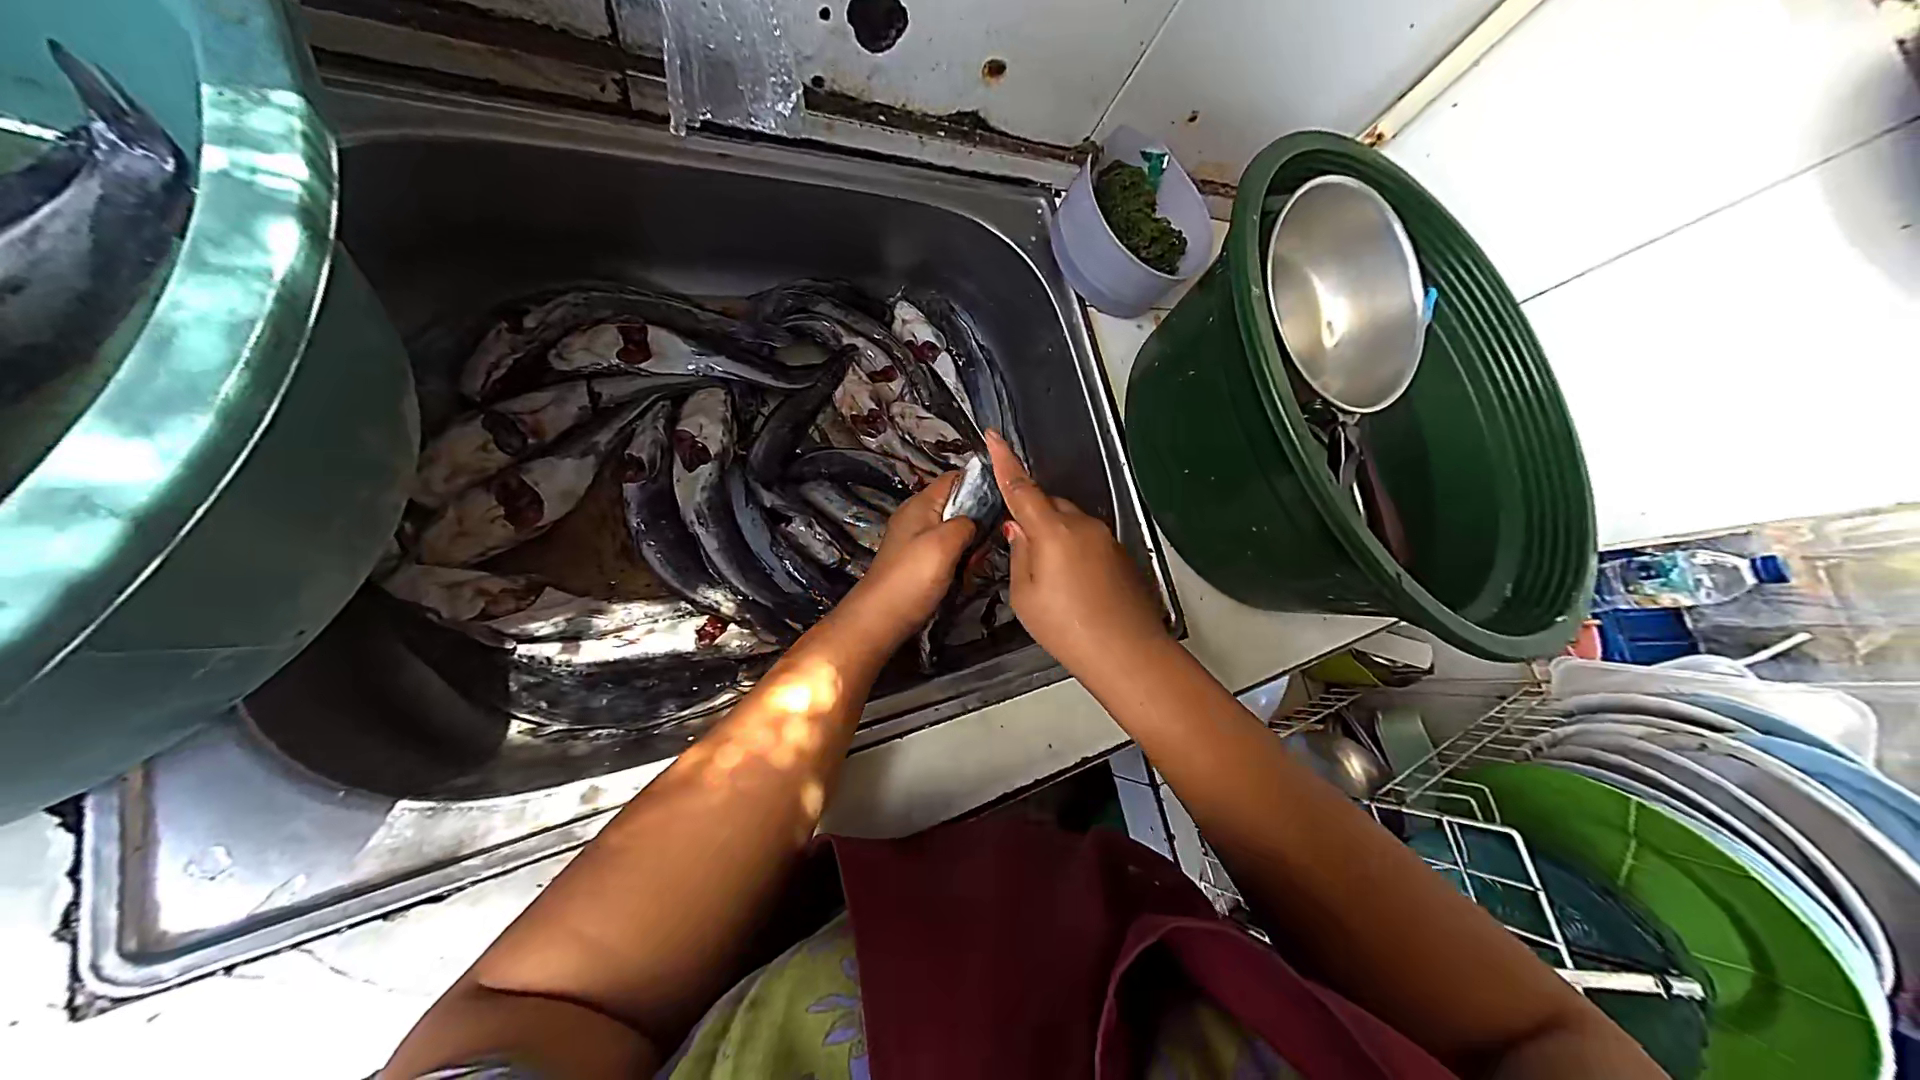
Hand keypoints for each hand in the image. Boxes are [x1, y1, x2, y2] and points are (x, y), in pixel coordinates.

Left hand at [838, 471, 975, 644]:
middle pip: (958, 507)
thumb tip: (976, 520)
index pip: (955, 478)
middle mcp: (918, 517)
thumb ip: (965, 523)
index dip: (980, 483)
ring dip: (970, 547)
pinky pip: (948, 553)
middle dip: (978, 522)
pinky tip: (964, 577)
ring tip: (975, 563)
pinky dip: (960, 562)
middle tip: (988, 543)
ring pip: (956, 533)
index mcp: (920, 504)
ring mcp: (918, 541)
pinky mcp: (920, 562)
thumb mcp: (943, 543)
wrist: (880, 621)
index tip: (1006, 498)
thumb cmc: (911, 578)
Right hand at [986, 431, 1168, 677]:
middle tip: (1021, 552)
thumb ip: (1019, 554)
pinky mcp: (1120, 553)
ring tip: (1050, 581)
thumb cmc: (1069, 628)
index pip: (1022, 487)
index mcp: (1053, 531)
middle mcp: (1083, 525)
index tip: (993, 438)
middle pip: (1048, 505)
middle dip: (1032, 519)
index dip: (1004, 461)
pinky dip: (1075, 552)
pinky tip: (1073, 586)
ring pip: (1069, 524)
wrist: (1126, 652)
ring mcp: (1105, 538)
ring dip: (1055, 538)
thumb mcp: (1025, 595)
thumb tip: (1018, 531)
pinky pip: (1088, 540)